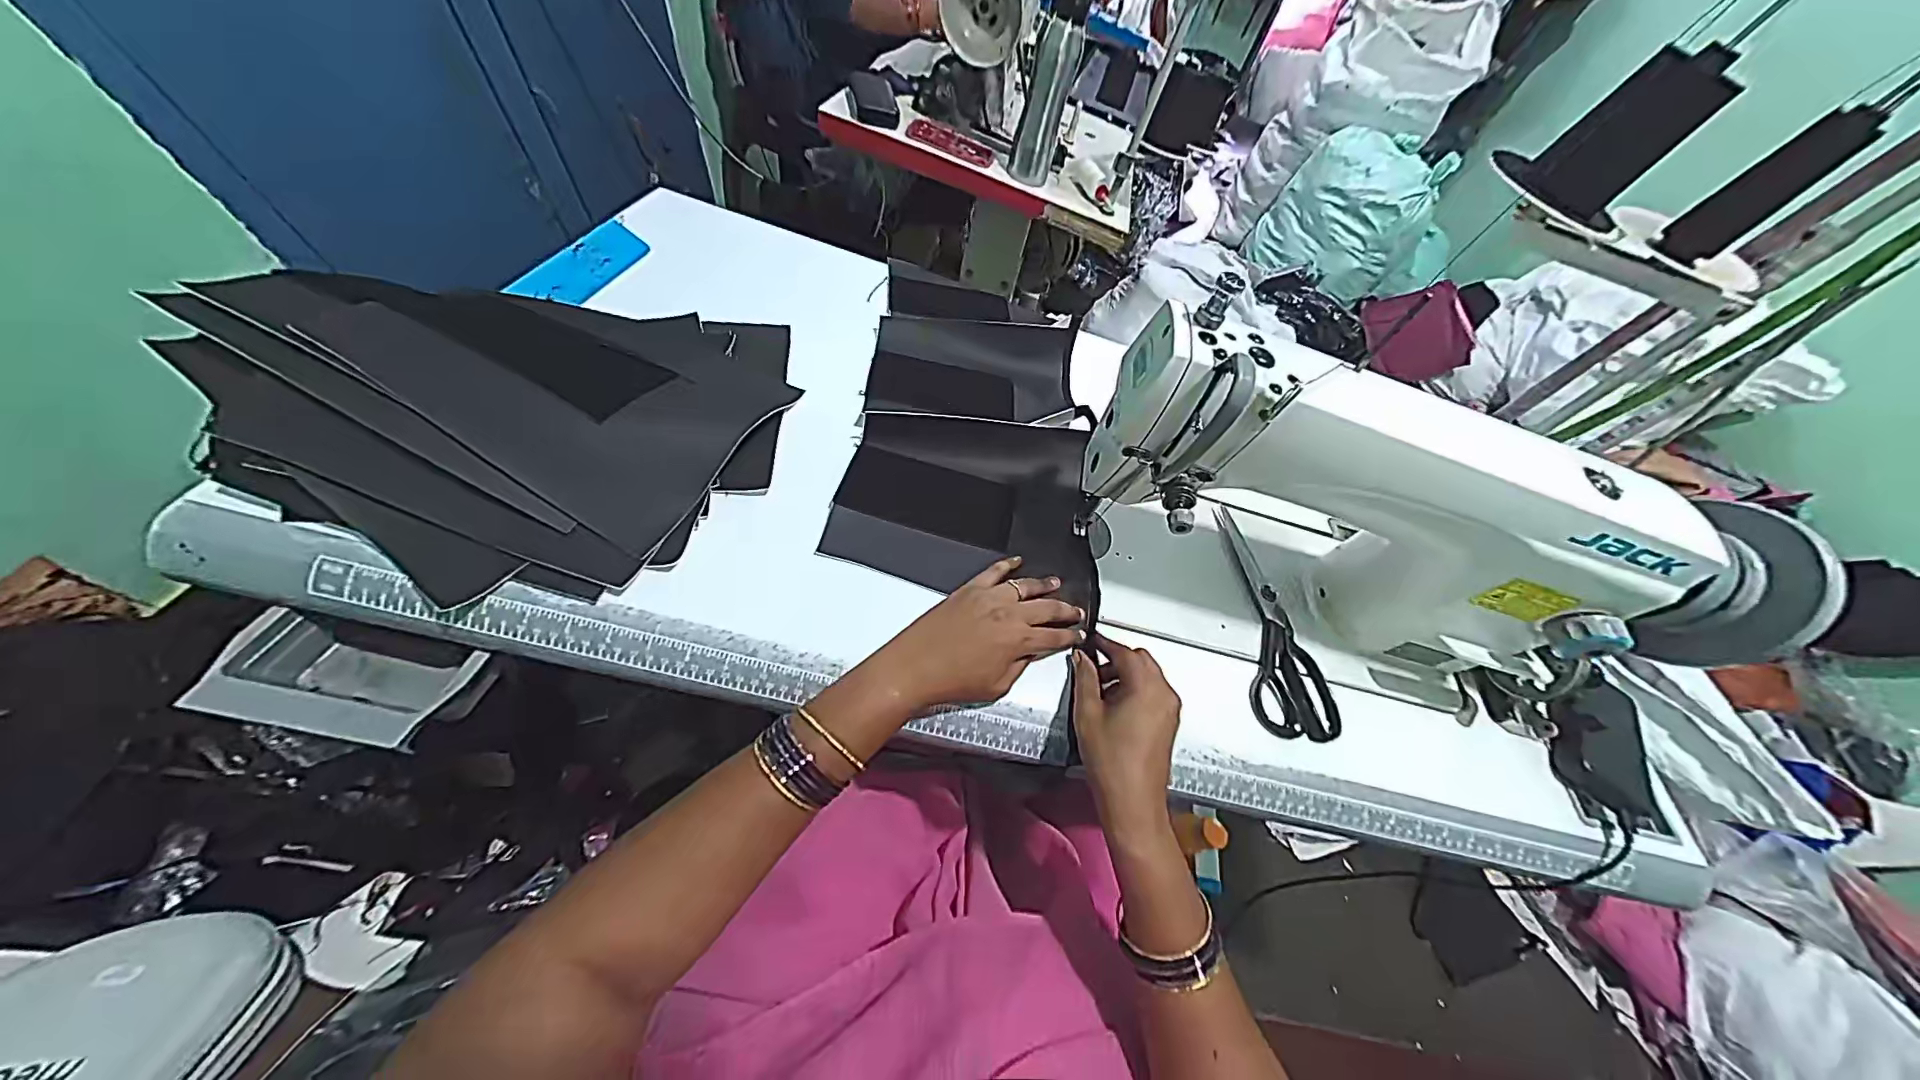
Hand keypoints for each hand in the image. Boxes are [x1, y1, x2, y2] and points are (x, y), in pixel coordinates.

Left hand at [858, 556, 1084, 713]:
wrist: (912, 669)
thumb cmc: (948, 681)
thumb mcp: (997, 685)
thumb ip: (1019, 666)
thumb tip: (1028, 656)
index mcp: (1018, 641)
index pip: (1055, 636)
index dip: (1070, 636)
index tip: (1077, 635)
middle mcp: (1006, 615)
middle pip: (1047, 608)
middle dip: (1066, 610)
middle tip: (1075, 611)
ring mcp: (987, 599)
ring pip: (1026, 586)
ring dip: (1045, 585)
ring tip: (1056, 584)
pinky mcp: (968, 591)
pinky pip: (994, 571)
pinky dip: (1007, 564)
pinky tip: (1016, 562)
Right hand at [1072, 635, 1180, 840]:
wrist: (1132, 801)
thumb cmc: (1112, 764)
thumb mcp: (1087, 713)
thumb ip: (1084, 678)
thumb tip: (1082, 659)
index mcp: (1146, 687)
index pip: (1124, 652)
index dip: (1104, 644)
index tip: (1090, 642)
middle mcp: (1164, 694)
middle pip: (1141, 660)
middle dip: (1116, 659)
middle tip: (1091, 668)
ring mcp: (1170, 709)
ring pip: (1148, 676)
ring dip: (1125, 675)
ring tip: (1099, 691)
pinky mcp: (1168, 722)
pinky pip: (1153, 693)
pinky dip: (1134, 690)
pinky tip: (1113, 706)